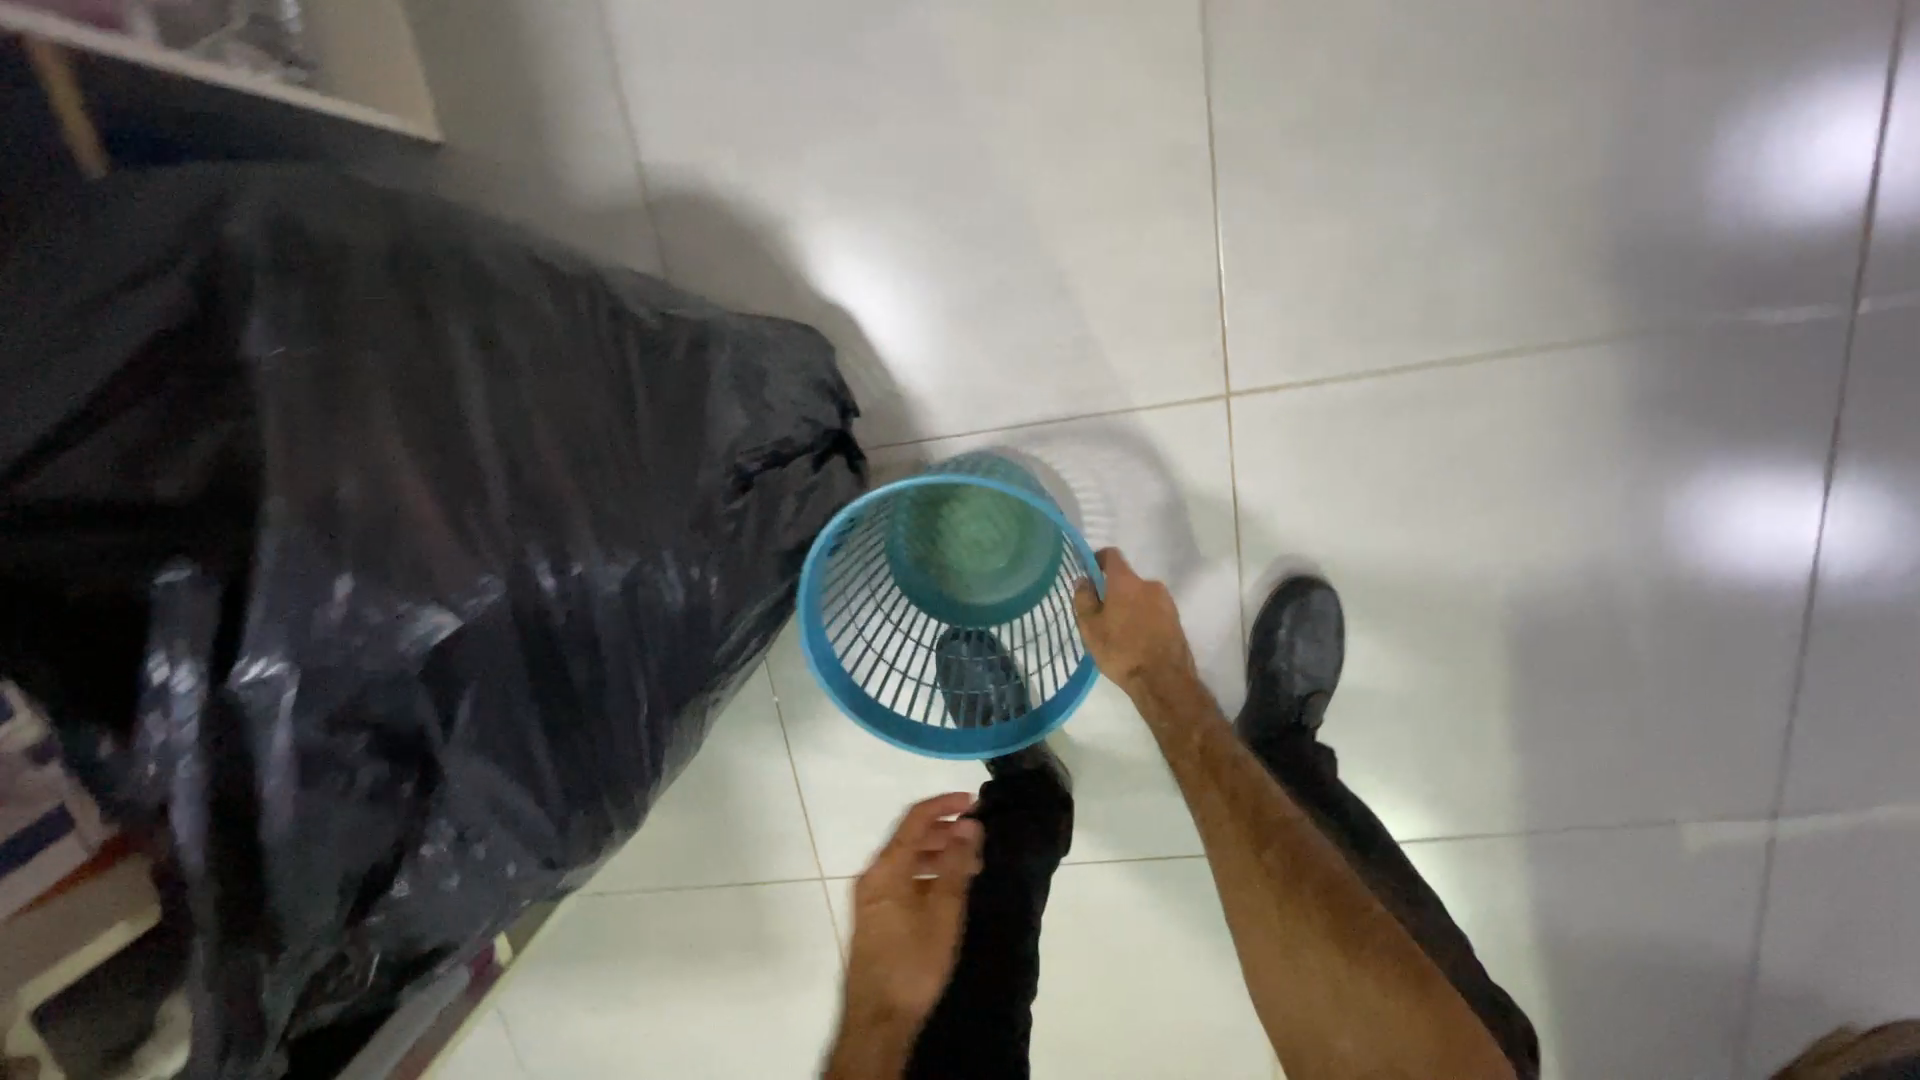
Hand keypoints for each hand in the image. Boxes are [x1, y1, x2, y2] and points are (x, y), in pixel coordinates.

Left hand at [839, 793, 983, 1040]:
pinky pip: (902, 880)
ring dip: (937, 855)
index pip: (915, 819)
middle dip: (944, 831)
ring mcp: (871, 897)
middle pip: (909, 838)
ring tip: (970, 866)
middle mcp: (873, 875)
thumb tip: (969, 824)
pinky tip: (949, 892)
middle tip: (977, 837)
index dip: (944, 804)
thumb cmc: (912, 963)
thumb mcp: (943, 912)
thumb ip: (956, 865)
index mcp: (885, 868)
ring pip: (906, 861)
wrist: (877, 1020)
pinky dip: (926, 875)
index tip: (973, 801)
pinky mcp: (875, 917)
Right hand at [1073, 547, 1200, 697]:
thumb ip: (1084, 599)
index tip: (1089, 573)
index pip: (1111, 555)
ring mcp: (1166, 601)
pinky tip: (1136, 640)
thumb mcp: (1091, 627)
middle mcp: (1149, 584)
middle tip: (1101, 614)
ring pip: (1141, 596)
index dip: (1098, 559)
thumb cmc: (1121, 650)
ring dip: (1129, 606)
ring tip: (1119, 632)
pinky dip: (1143, 618)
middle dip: (1113, 591)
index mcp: (1126, 581)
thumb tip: (1083, 580)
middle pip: (1126, 580)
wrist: (1163, 679)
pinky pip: (1153, 610)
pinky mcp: (1176, 619)